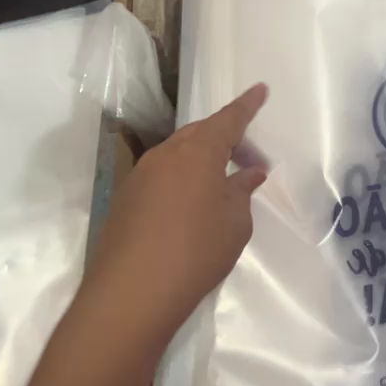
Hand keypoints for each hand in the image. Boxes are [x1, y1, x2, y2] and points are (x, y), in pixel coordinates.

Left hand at [81, 84, 270, 338]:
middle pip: (199, 133)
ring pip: (178, 154)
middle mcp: (165, 156)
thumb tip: (247, 173)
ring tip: (223, 180)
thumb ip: (241, 191)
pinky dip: (183, 179)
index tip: (260, 89)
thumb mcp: (235, 221)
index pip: (228, 119)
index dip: (247, 105)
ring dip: (202, 159)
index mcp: (197, 152)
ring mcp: (139, 178)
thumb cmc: (196, 251)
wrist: (129, 297)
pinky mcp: (125, 203)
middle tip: (248, 152)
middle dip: (225, 135)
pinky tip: (194, 204)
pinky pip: (162, 176)